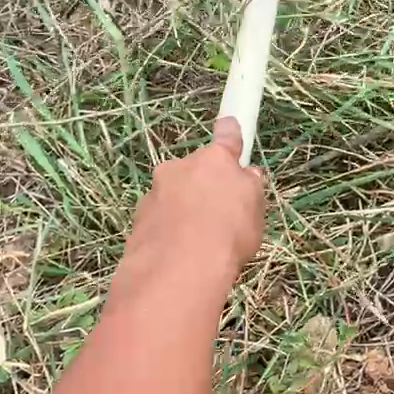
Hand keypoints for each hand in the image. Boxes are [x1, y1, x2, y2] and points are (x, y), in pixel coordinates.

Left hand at [114, 117, 265, 299]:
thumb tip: (246, 176)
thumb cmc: (228, 233)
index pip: (226, 138)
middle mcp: (179, 168)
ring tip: (202, 240)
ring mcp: (155, 193)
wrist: (178, 269)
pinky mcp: (137, 219)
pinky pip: (161, 218)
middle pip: (196, 170)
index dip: (231, 134)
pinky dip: (170, 228)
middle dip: (206, 184)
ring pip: (176, 194)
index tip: (229, 123)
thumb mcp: (255, 210)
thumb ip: (249, 188)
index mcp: (214, 160)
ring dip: (186, 208)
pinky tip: (182, 251)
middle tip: (223, 212)